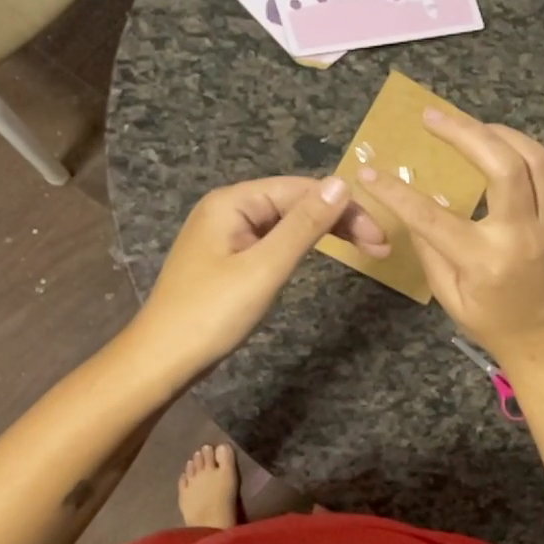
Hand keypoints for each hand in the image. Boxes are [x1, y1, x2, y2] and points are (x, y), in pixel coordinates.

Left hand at [126, 176, 389, 377]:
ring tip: (365, 250)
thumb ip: (305, 225)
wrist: (163, 359)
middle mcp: (229, 209)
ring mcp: (227, 234)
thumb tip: (342, 183)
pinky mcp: (229, 259)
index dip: (346, 209)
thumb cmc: (212, 313)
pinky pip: (275, 240)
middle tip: (380, 247)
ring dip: (327, 232)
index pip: (302, 190)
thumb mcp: (266, 267)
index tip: (381, 237)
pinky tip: (323, 253)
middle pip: (296, 202)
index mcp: (234, 202)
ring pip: (288, 222)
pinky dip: (305, 246)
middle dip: (341, 219)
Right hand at [360, 109, 543, 366]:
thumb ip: (431, 250)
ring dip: (502, 134)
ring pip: (536, 160)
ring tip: (472, 126)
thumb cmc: (492, 323)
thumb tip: (413, 207)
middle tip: (433, 117)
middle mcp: (520, 235)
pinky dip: (529, 150)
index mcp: (484, 259)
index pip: (431, 215)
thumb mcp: (450, 297)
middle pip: (502, 166)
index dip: (396, 191)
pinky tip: (504, 144)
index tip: (370, 172)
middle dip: (465, 133)